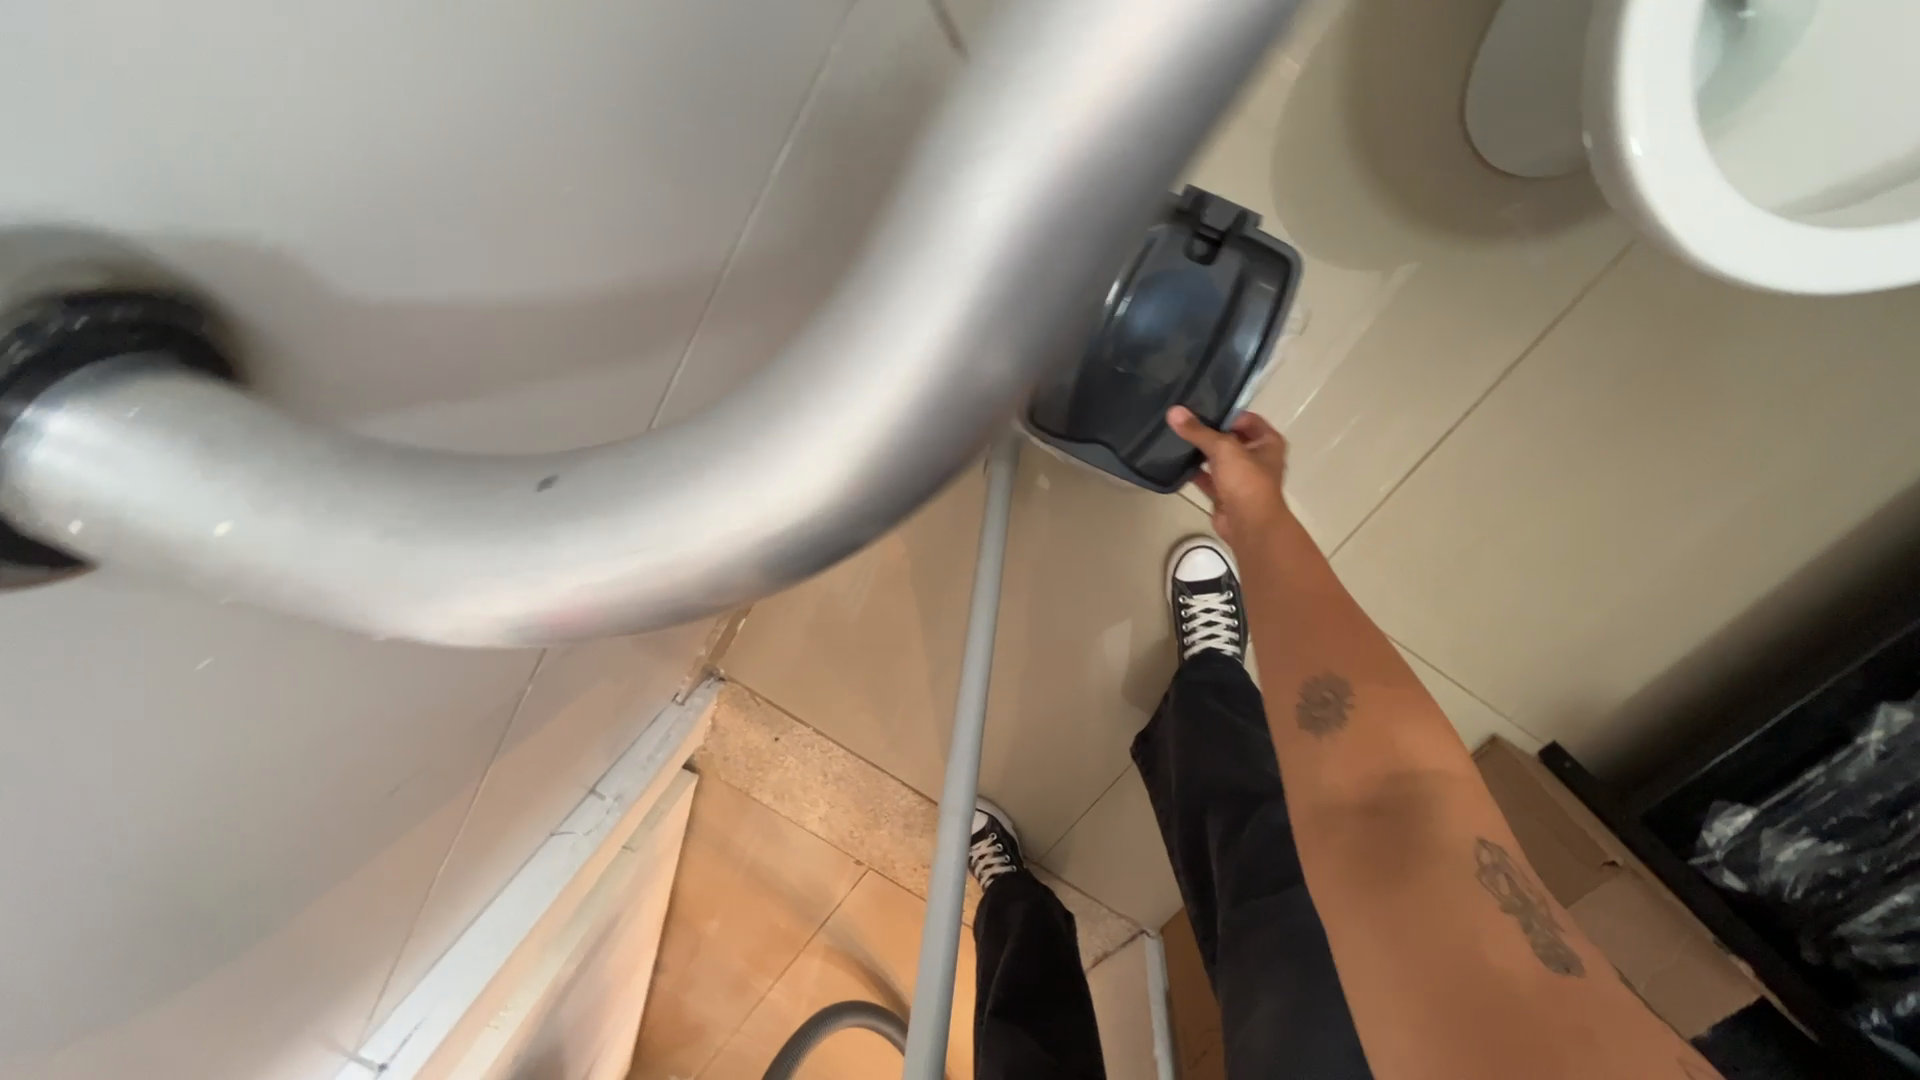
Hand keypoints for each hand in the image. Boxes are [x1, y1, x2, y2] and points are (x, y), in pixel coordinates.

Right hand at [1167, 406, 1293, 549]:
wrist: (1248, 525)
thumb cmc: (1246, 480)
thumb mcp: (1223, 448)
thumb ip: (1198, 431)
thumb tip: (1173, 411)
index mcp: (1267, 442)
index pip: (1245, 418)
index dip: (1224, 413)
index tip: (1199, 409)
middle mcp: (1257, 457)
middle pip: (1230, 438)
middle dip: (1209, 432)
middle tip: (1183, 421)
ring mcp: (1241, 477)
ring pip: (1218, 459)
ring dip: (1200, 452)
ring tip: (1176, 438)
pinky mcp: (1225, 493)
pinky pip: (1207, 477)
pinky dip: (1194, 472)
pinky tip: (1176, 463)